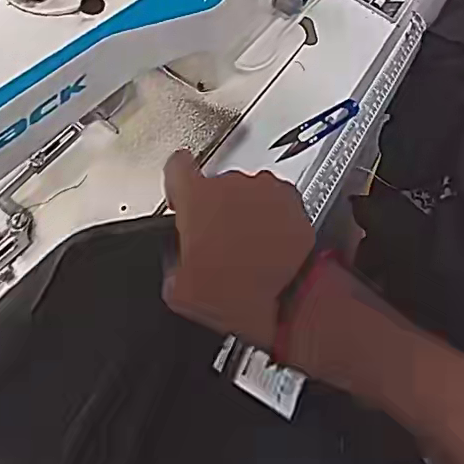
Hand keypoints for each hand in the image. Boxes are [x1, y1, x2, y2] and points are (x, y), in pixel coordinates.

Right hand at [161, 150, 313, 345]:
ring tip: (248, 247)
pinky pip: (272, 198)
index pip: (177, 165)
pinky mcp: (290, 196)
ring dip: (243, 211)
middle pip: (214, 185)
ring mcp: (263, 187)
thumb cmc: (241, 293)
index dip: (176, 180)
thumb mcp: (182, 292)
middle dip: (215, 209)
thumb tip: (176, 261)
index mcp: (198, 199)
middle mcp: (231, 184)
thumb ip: (172, 261)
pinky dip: (270, 215)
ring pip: (244, 192)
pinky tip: (269, 243)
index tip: (179, 193)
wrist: (292, 298)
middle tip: (219, 243)